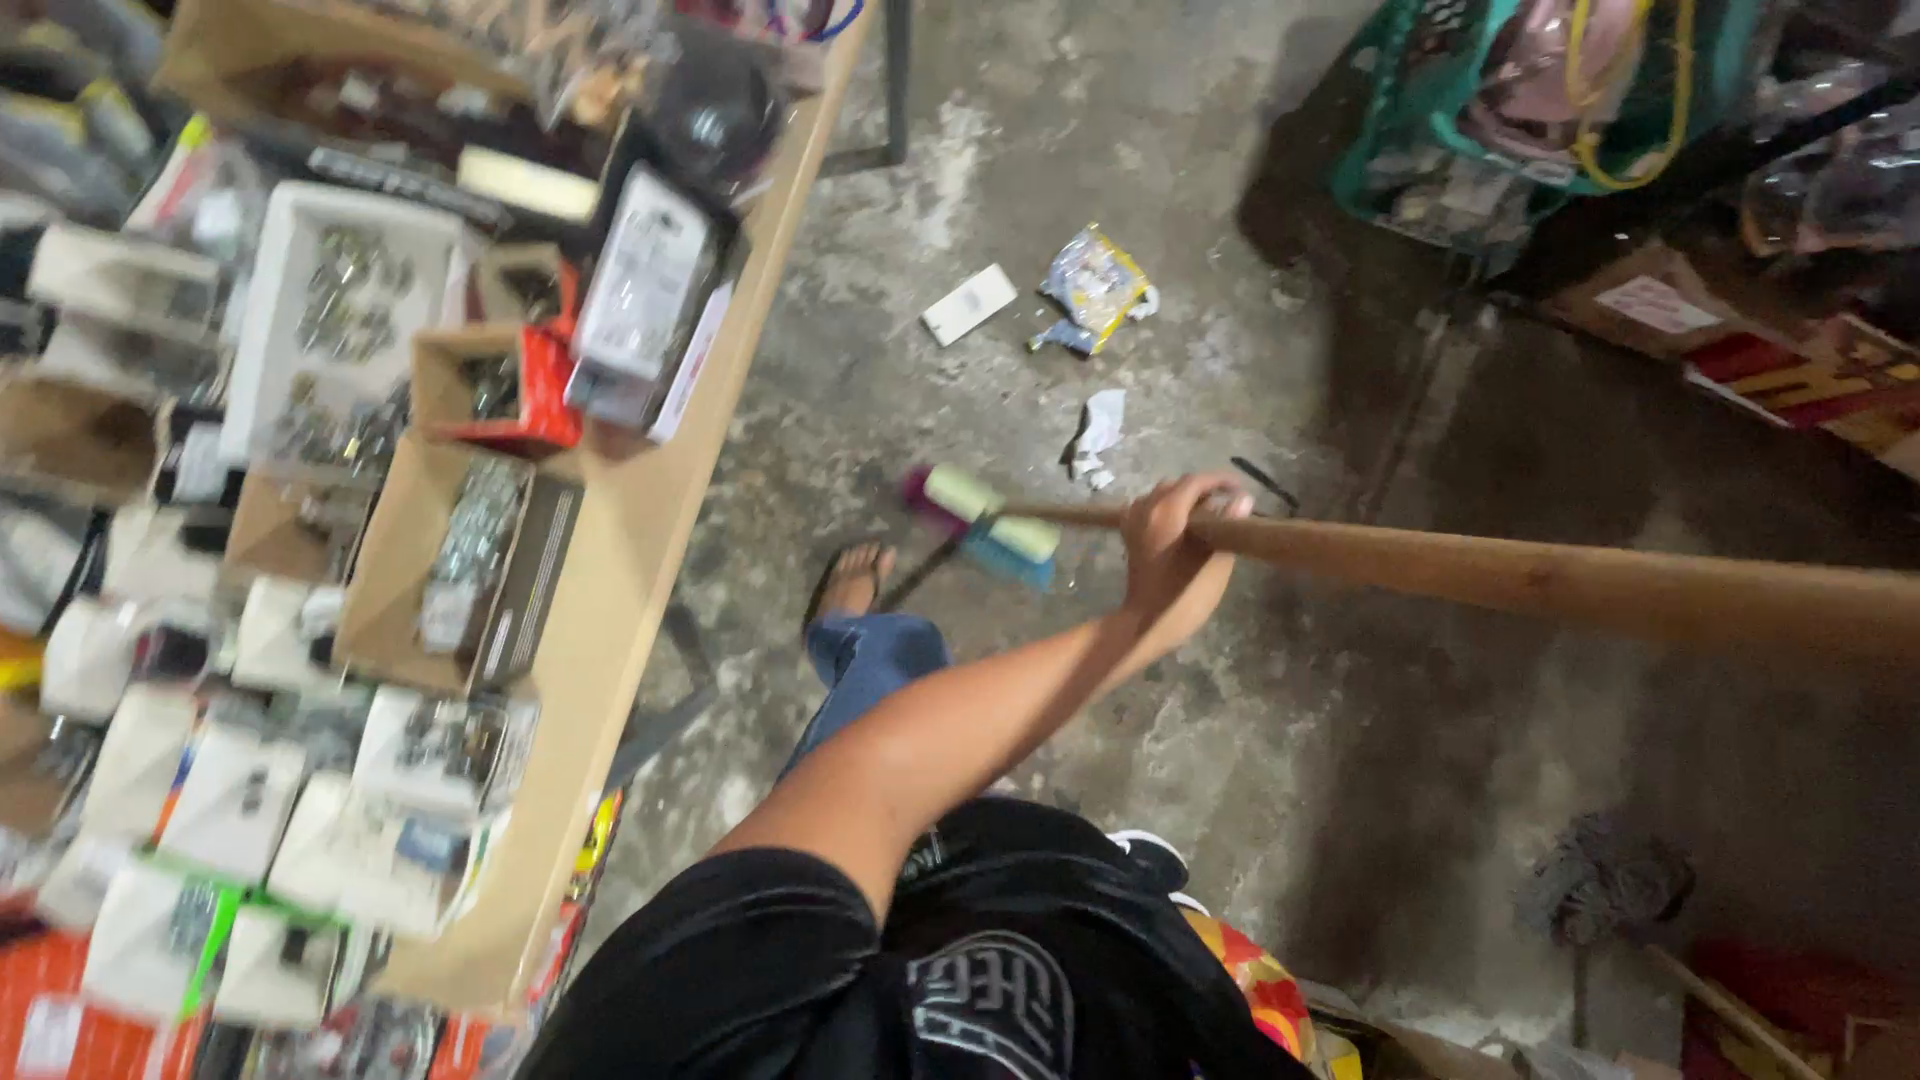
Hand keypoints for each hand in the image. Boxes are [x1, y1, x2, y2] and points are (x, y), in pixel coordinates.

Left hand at [1119, 472, 1252, 652]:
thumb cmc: (1185, 595)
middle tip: (1227, 503)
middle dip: (1201, 489)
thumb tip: (1242, 499)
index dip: (1220, 480)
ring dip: (1182, 498)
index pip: (1194, 482)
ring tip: (1207, 514)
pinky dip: (1164, 509)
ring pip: (1159, 496)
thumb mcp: (1215, 560)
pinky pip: (1147, 509)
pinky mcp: (1128, 536)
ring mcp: (1132, 522)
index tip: (1241, 488)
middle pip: (1175, 486)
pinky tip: (1180, 524)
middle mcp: (1145, 510)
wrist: (1147, 622)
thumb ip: (1227, 524)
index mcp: (1165, 512)